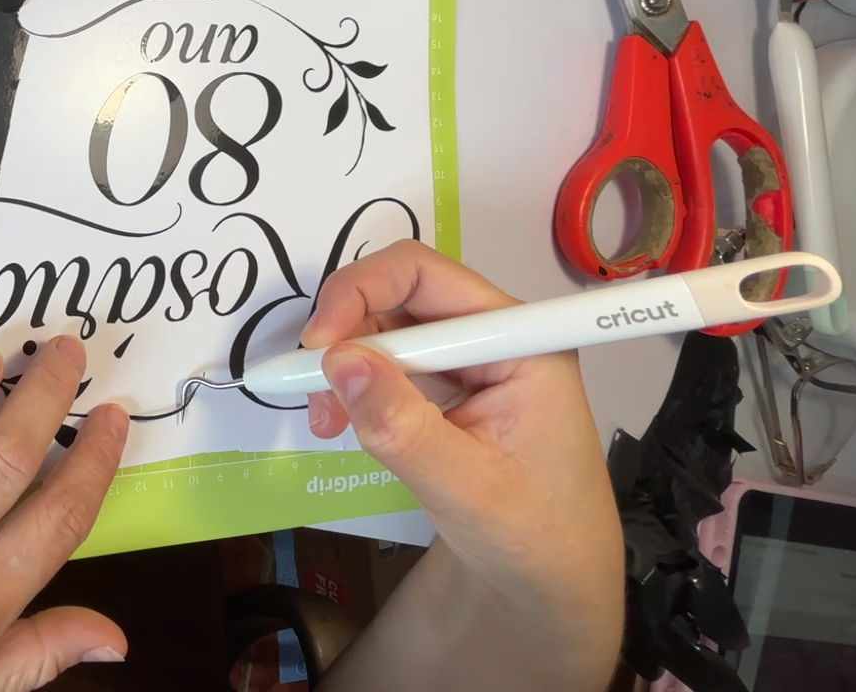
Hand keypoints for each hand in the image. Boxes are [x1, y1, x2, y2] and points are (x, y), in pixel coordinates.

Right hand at [301, 240, 622, 690]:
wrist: (545, 581)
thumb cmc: (532, 538)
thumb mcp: (467, 490)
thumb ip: (404, 427)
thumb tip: (338, 362)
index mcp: (517, 342)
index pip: (423, 275)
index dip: (362, 291)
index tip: (319, 345)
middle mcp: (484, 332)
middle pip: (390, 293)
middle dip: (341, 334)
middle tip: (310, 388)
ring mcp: (457, 354)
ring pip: (372, 323)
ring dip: (336, 363)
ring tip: (325, 420)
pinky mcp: (433, 377)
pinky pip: (373, 357)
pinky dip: (344, 383)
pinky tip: (337, 420)